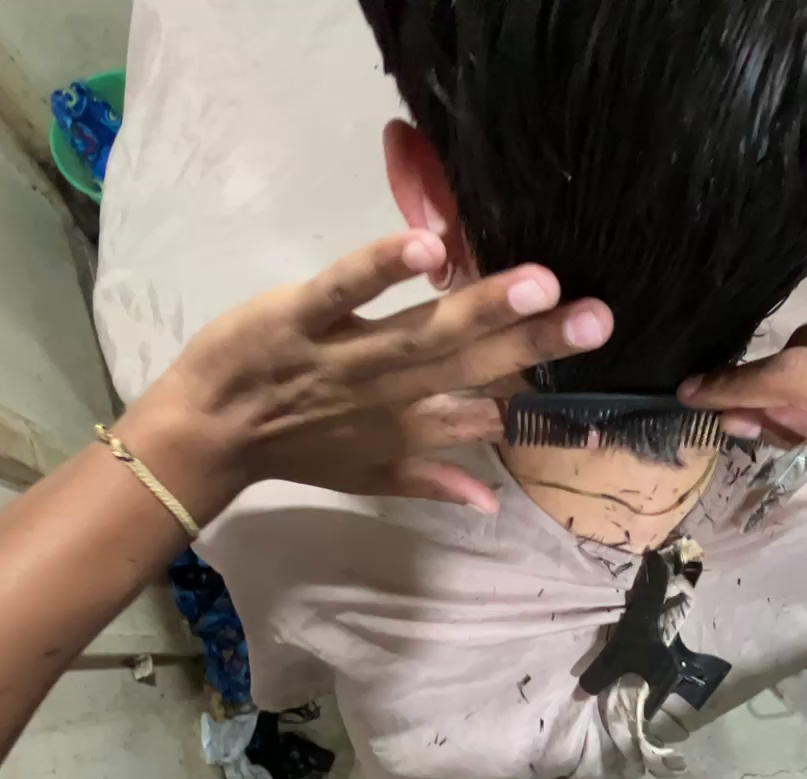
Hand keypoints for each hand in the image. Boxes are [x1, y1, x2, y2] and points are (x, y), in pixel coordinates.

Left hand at [118, 230, 611, 517]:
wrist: (206, 434)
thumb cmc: (295, 450)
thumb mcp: (369, 478)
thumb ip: (435, 481)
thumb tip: (496, 503)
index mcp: (406, 428)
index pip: (484, 416)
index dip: (540, 413)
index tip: (599, 407)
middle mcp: (387, 393)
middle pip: (468, 367)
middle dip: (535, 343)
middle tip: (600, 319)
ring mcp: (342, 354)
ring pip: (418, 331)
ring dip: (479, 308)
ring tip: (541, 283)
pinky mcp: (296, 317)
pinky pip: (342, 290)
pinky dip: (381, 269)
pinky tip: (429, 247)